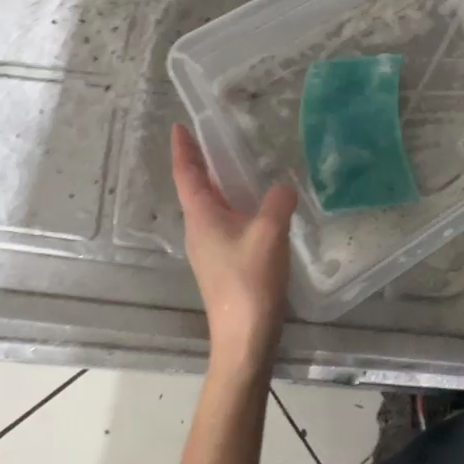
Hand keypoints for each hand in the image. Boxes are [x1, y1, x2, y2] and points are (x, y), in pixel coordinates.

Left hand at [170, 124, 297, 367]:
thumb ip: (277, 202)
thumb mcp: (268, 234)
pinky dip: (233, 204)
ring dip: (218, 183)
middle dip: (200, 162)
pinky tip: (255, 206)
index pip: (187, 175)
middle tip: (211, 137)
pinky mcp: (224, 263)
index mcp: (202, 218)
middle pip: (195, 188)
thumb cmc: (249, 282)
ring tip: (235, 164)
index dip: (184, 149)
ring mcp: (210, 249)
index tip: (179, 126)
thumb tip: (283, 187)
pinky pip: (224, 222)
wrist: (245, 337)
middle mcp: (199, 230)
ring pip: (211, 206)